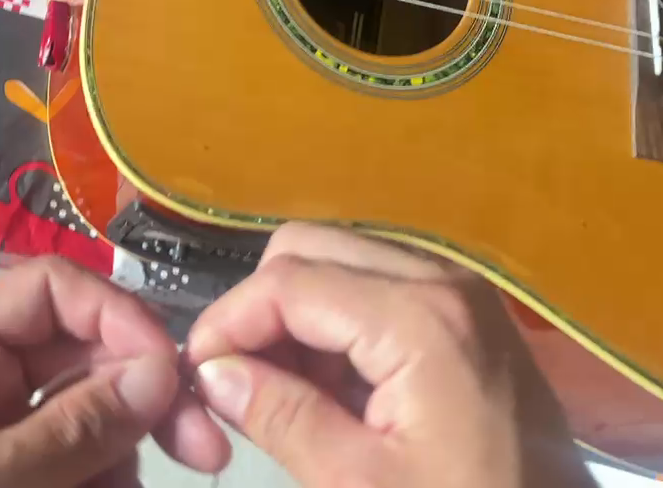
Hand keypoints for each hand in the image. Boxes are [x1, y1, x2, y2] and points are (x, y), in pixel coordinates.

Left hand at [0, 256, 229, 487]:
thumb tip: (165, 370)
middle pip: (82, 348)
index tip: (171, 367)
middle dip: (141, 393)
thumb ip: (77, 427)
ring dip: (126, 450)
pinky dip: (106, 477)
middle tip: (204, 446)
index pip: (50, 288)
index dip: (115, 313)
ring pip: (92, 406)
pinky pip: (81, 456)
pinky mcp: (15, 473)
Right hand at [184, 223, 591, 487]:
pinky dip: (336, 315)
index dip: (231, 318)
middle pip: (309, 246)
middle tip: (245, 377)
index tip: (199, 366)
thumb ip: (280, 417)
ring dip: (297, 309)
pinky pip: (372, 277)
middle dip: (263, 305)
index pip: (290, 282)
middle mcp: (438, 273)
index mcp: (419, 317)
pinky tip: (337, 380)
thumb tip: (211, 369)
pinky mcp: (463, 300)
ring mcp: (455, 281)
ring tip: (292, 387)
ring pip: (337, 254)